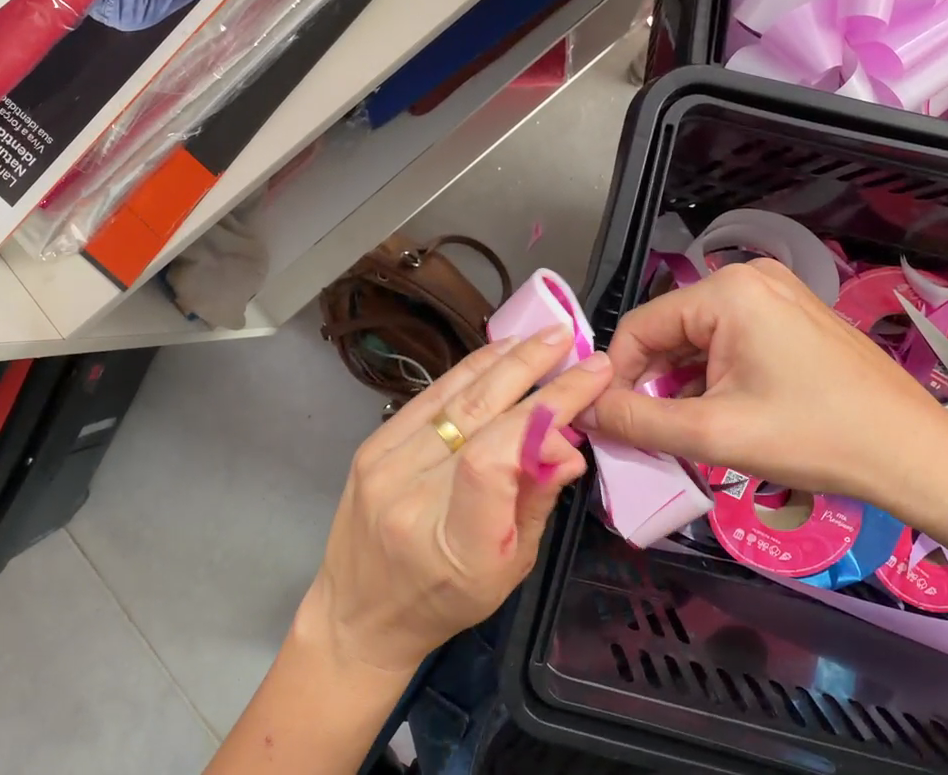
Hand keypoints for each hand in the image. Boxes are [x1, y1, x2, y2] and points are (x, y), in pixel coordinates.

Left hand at [300, 328, 612, 673]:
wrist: (361, 611)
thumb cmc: (445, 601)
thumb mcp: (509, 569)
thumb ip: (536, 500)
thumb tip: (568, 439)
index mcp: (455, 543)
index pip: (495, 459)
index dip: (543, 412)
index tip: (586, 380)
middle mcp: (412, 496)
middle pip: (475, 415)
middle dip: (530, 370)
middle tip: (571, 339)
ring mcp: (384, 466)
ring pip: (452, 397)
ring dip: (501, 360)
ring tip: (542, 336)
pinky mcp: (371, 448)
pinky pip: (427, 398)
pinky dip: (467, 371)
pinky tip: (497, 354)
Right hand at [581, 259, 947, 516]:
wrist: (917, 458)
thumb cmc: (816, 439)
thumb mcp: (711, 434)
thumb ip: (635, 420)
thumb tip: (581, 412)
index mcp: (726, 291)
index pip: (637, 327)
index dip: (615, 376)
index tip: (607, 422)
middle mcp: (748, 279)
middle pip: (668, 331)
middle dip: (651, 382)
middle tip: (645, 433)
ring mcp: (777, 295)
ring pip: (697, 340)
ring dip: (681, 384)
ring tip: (684, 430)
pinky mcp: (794, 317)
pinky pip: (730, 342)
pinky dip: (713, 377)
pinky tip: (720, 414)